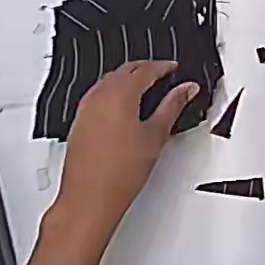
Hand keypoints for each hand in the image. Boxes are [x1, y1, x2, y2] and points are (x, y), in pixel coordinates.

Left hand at [53, 60, 198, 235]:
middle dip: (146, 68)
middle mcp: (99, 96)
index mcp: (120, 94)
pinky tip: (123, 106)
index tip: (173, 68)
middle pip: (125, 70)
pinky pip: (97, 94)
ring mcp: (86, 108)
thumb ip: (173, 106)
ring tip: (146, 88)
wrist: (90, 197)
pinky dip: (113, 92)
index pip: (146, 69)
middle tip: (163, 73)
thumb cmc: (118, 173)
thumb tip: (186, 90)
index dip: (163, 66)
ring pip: (109, 80)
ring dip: (128, 78)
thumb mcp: (156, 135)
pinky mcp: (79, 120)